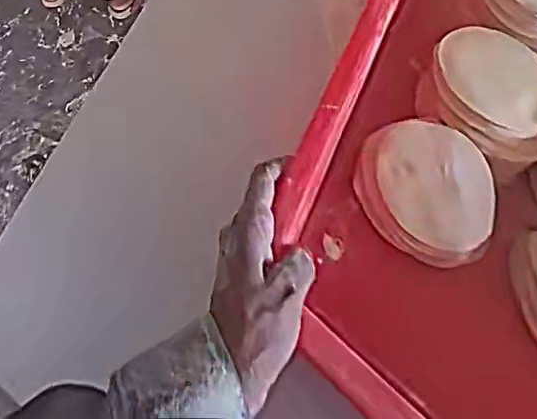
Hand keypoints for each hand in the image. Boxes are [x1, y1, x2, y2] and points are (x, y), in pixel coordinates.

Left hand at [210, 158, 313, 415]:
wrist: (227, 370)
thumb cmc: (251, 337)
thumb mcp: (287, 295)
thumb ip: (298, 264)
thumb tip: (303, 253)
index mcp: (247, 234)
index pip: (260, 181)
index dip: (280, 167)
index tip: (298, 165)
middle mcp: (236, 239)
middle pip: (259, 199)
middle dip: (285, 194)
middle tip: (308, 197)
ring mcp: (233, 256)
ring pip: (258, 222)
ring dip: (280, 221)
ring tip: (305, 231)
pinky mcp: (236, 274)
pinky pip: (258, 243)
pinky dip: (275, 241)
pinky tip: (291, 260)